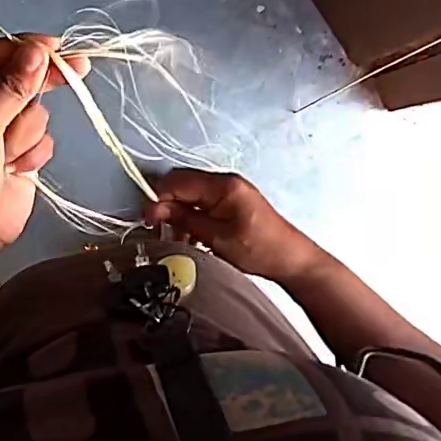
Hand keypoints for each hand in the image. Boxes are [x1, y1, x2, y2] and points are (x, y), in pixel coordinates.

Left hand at [0, 35, 88, 262]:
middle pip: (20, 79)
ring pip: (36, 112)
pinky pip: (44, 138)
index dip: (24, 49)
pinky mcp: (22, 154)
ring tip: (5, 157)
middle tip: (76, 67)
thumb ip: (9, 88)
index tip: (55, 45)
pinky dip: (33, 154)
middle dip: (40, 81)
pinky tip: (16, 170)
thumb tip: (36, 52)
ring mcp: (1, 132)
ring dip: (25, 134)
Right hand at [143, 169, 329, 283]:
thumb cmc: (260, 250)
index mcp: (223, 186)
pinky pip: (202, 201)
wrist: (291, 260)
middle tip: (157, 227)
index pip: (177, 181)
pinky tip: (190, 235)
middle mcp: (225, 182)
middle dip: (166, 203)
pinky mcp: (231, 202)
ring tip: (175, 235)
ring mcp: (229, 190)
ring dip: (178, 211)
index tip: (148, 219)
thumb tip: (156, 208)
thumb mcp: (216, 237)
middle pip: (182, 183)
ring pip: (190, 193)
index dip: (158, 198)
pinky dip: (192, 215)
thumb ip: (185, 219)